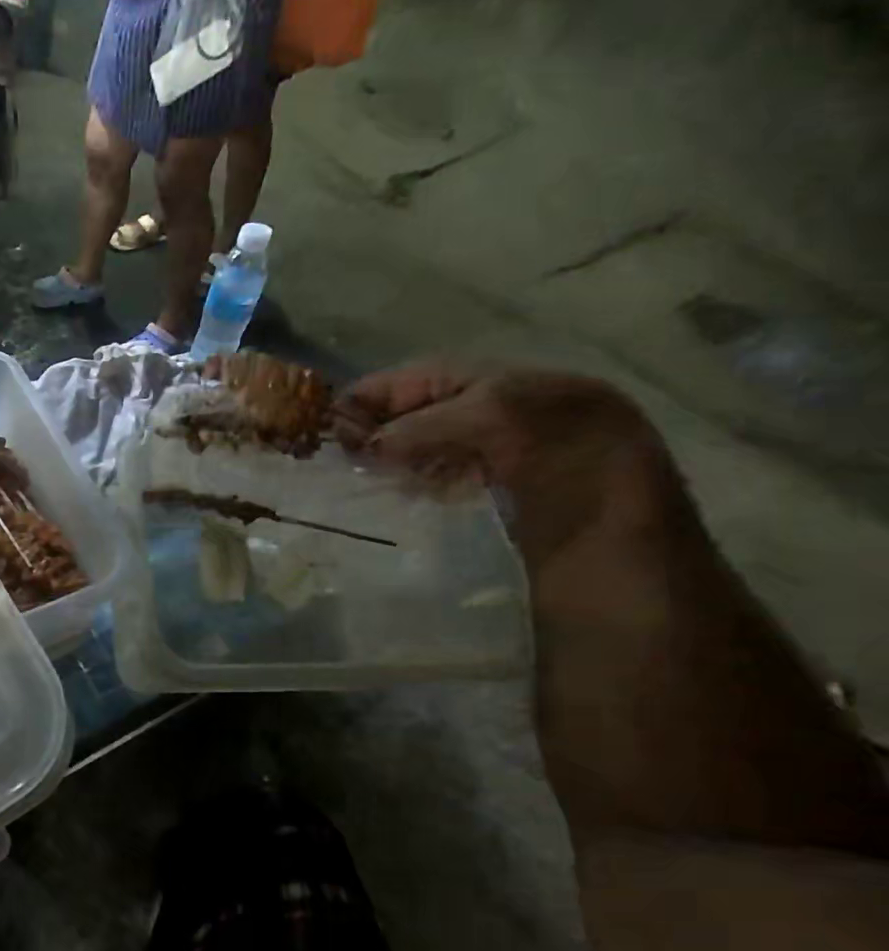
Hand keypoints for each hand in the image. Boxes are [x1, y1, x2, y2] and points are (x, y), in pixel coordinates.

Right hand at [333, 361, 681, 558]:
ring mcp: (488, 470)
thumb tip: (359, 444)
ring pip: (413, 454)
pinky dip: (398, 492)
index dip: (369, 396)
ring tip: (349, 482)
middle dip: (370, 431)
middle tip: (331, 459)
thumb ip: (425, 423)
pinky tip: (380, 504)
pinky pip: (424, 490)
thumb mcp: (503, 419)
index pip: (418, 378)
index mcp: (513, 387)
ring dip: (380, 464)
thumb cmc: (575, 474)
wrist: (629, 571)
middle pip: (411, 415)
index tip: (320, 426)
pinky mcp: (480, 511)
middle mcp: (499, 422)